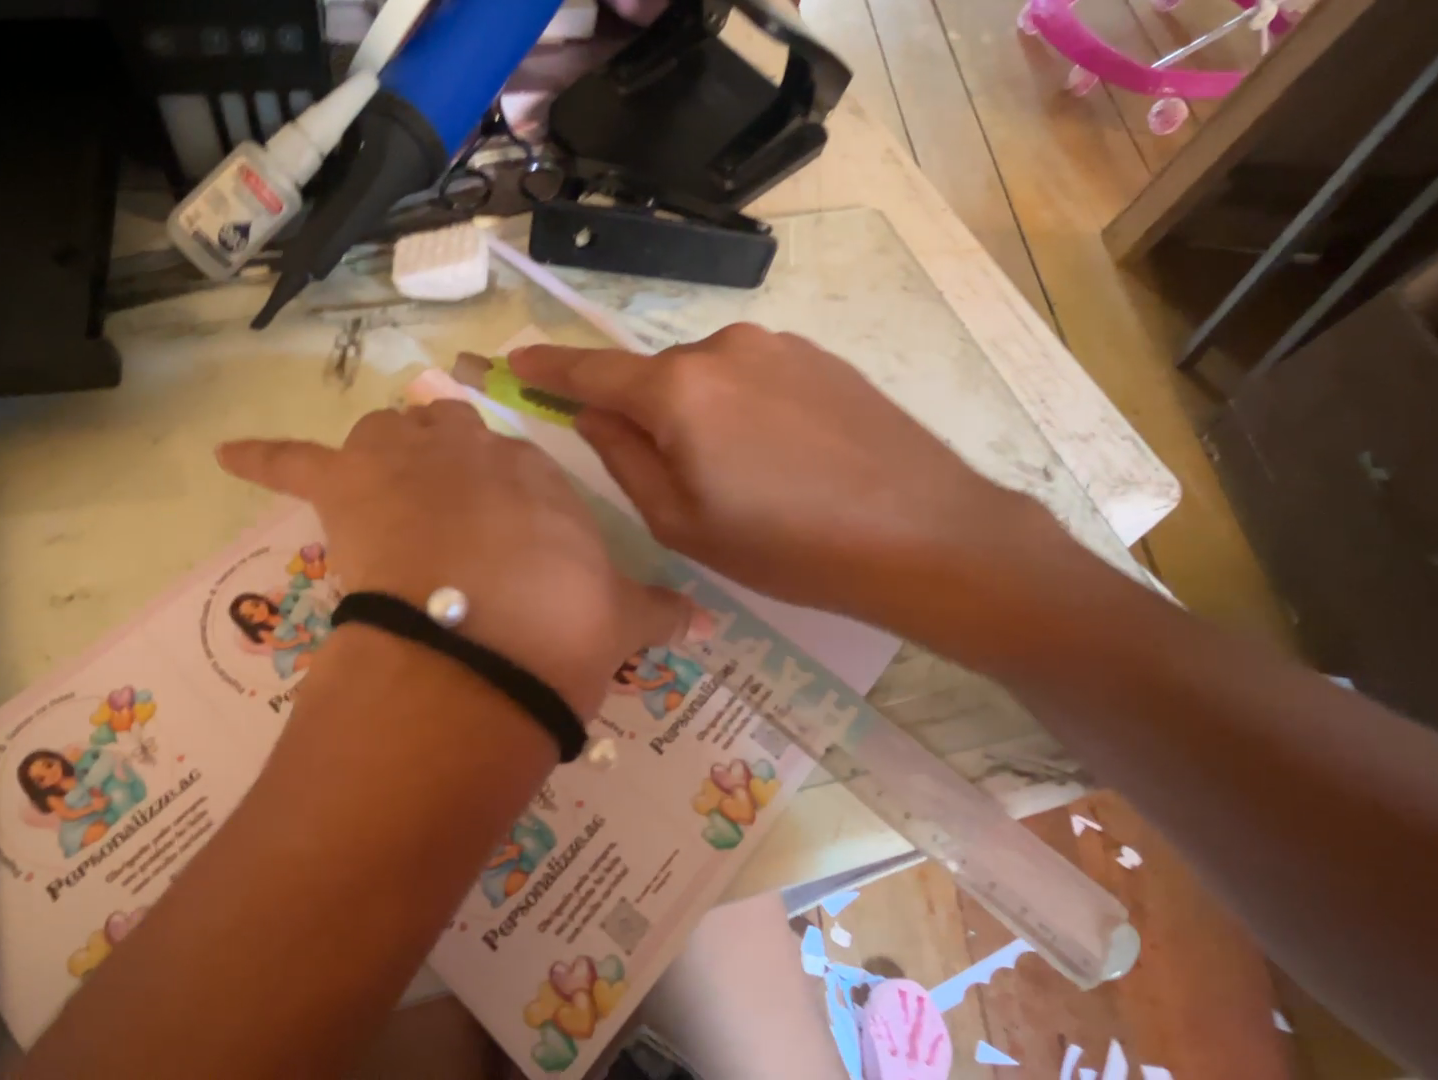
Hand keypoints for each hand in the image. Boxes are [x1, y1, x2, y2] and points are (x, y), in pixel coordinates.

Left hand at [217, 403, 691, 716]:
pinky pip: (295, 463)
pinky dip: (263, 457)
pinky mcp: (350, 485)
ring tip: (379, 493)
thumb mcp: (617, 622)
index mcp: (538, 479)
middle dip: (448, 465)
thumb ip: (658, 613)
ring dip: (384, 455)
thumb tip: (707, 622)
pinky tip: (224, 453)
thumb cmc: (558, 631)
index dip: (503, 508)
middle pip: (452, 436)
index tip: (500, 543)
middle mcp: (476, 454)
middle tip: (445, 519)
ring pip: (388, 432)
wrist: (490, 647)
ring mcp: (410, 461)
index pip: (516, 472)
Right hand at [510, 325, 1064, 645]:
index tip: (513, 360)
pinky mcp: (820, 356)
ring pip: (705, 378)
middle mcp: (722, 347)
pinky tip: (780, 459)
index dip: (547, 368)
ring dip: (698, 416)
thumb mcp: (681, 523)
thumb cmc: (785, 546)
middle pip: (653, 378)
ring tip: (740, 478)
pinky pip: (751, 377)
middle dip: (644, 416)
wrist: (924, 536)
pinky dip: (741, 410)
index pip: (590, 370)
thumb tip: (590, 414)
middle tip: (671, 479)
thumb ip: (622, 458)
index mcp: (678, 390)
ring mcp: (778, 345)